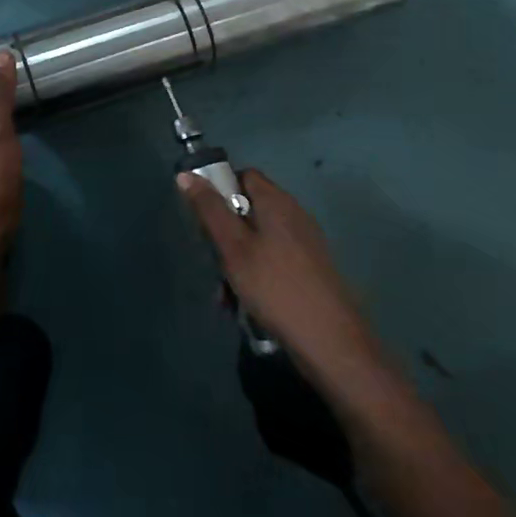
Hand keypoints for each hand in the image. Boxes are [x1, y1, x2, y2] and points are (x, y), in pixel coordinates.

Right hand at [178, 170, 377, 372]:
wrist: (330, 341)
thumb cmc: (274, 286)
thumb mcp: (233, 247)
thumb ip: (209, 210)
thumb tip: (185, 175)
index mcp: (277, 202)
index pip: (244, 175)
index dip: (220, 188)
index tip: (203, 216)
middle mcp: (293, 215)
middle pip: (249, 209)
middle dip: (224, 234)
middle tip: (212, 262)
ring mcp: (304, 243)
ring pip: (258, 239)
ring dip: (236, 261)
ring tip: (224, 294)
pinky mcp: (309, 270)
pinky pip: (273, 260)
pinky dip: (255, 275)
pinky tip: (244, 305)